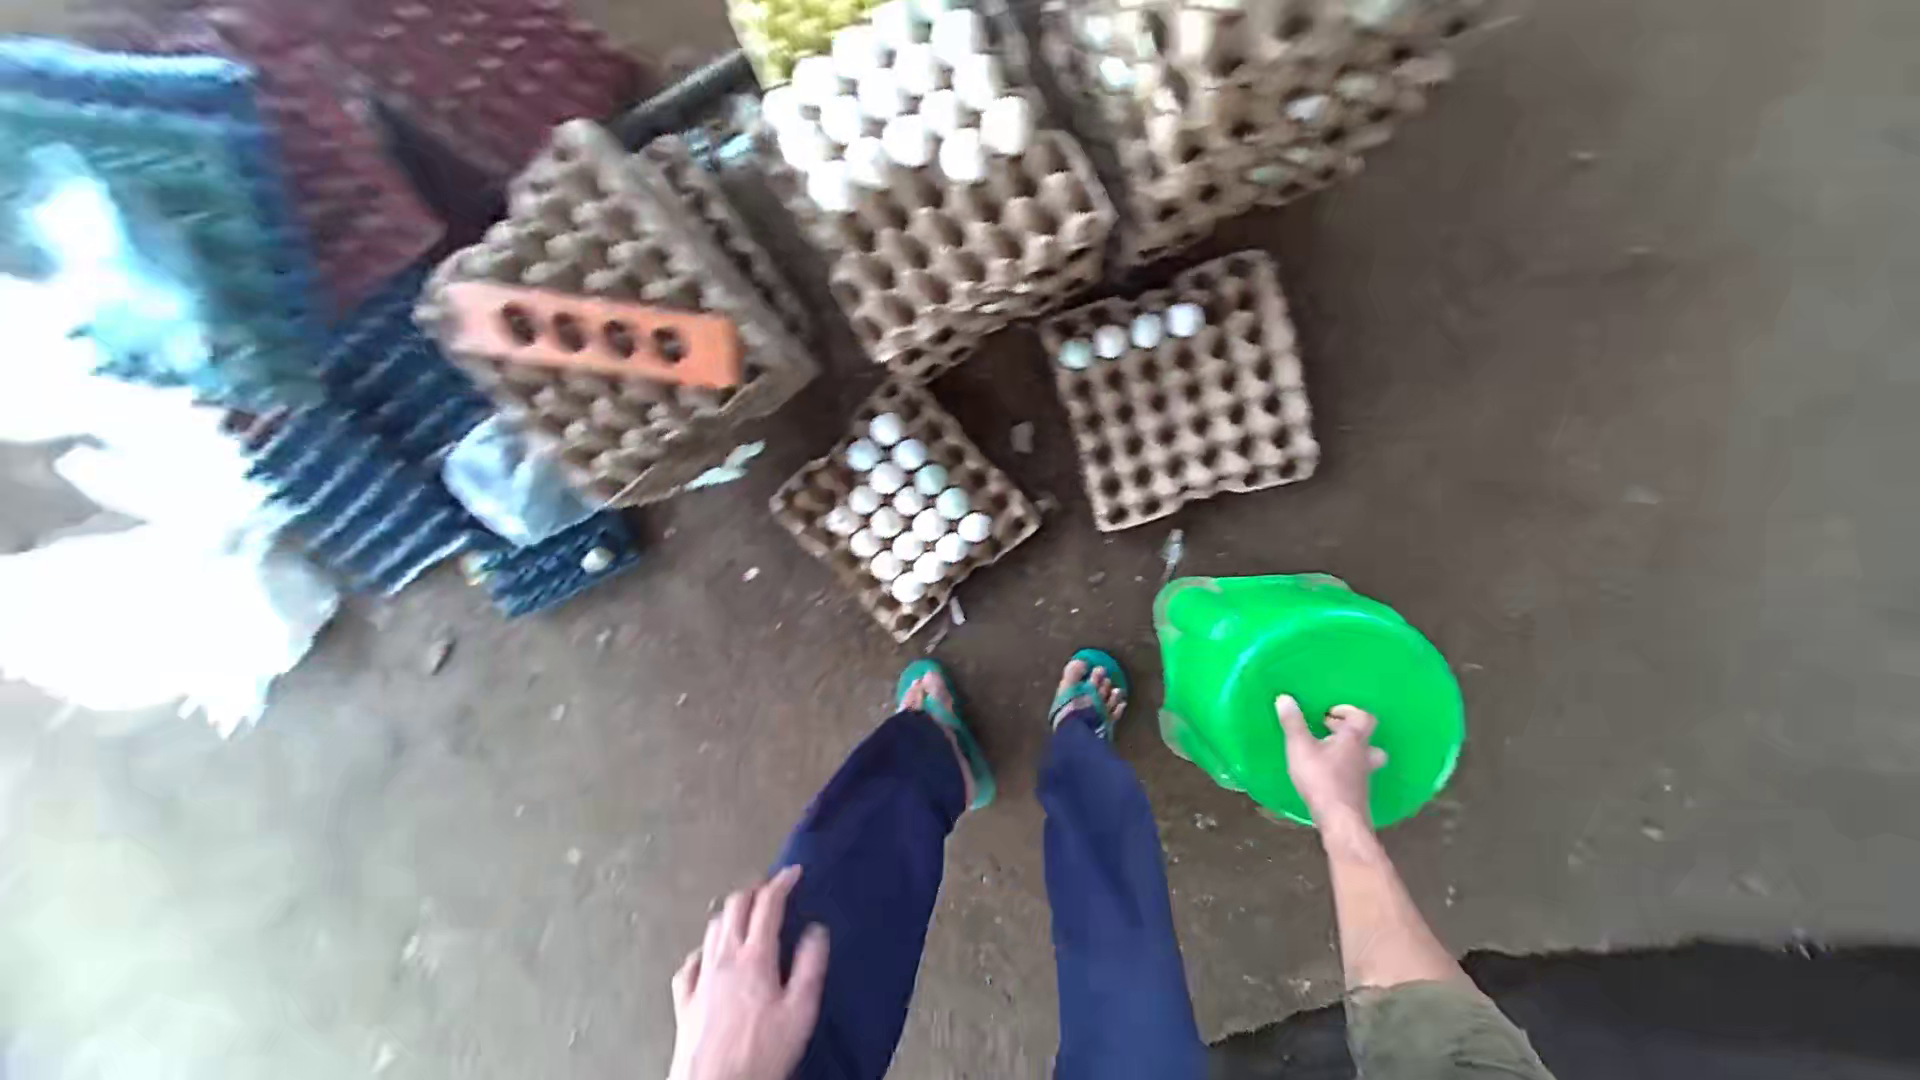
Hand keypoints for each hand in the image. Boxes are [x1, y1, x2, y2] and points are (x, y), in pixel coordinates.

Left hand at [668, 865, 828, 1079]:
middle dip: (755, 889)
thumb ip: (810, 966)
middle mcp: (724, 959)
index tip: (794, 872)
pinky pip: (689, 963)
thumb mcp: (800, 1013)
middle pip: (735, 905)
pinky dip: (703, 950)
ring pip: (712, 928)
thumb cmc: (761, 1056)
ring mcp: (700, 979)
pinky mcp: (684, 1003)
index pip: (768, 903)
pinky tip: (709, 956)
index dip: (782, 881)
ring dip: (730, 913)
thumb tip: (816, 931)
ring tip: (746, 915)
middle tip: (770, 889)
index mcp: (755, 957)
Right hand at [1275, 696, 1387, 835]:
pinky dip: (1344, 766)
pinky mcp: (1358, 791)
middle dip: (1346, 729)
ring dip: (1348, 749)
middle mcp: (1363, 754)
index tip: (1328, 711)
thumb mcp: (1299, 746)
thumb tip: (1285, 698)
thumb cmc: (1321, 778)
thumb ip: (1293, 722)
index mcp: (1353, 739)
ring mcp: (1363, 774)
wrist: (1340, 819)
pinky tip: (1326, 771)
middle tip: (1324, 728)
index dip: (1349, 710)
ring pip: (1364, 755)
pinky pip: (1356, 771)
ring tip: (1326, 749)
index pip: (1364, 717)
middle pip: (1365, 736)